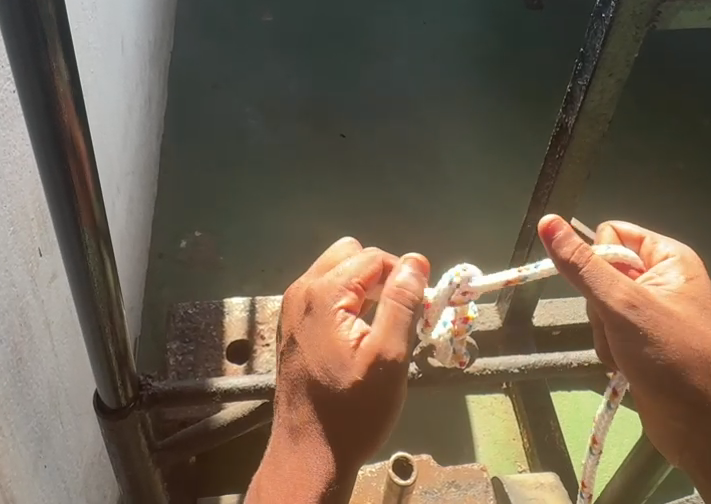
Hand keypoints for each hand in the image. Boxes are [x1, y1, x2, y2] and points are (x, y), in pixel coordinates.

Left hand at [249, 237, 430, 503]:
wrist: (308, 456)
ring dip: (363, 288)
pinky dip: (346, 301)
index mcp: (324, 293)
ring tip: (380, 327)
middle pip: (350, 255)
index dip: (401, 277)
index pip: (373, 258)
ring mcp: (293, 307)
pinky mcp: (293, 325)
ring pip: (336, 271)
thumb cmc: (352, 411)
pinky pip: (324, 292)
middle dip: (379, 276)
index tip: (417, 308)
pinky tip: (358, 336)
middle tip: (396, 315)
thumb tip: (415, 261)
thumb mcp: (389, 357)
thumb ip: (402, 303)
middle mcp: (302, 290)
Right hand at [539, 216, 710, 502]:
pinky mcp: (645, 343)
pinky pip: (608, 330)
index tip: (608, 289)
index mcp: (668, 258)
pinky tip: (625, 367)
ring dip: (603, 331)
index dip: (599, 258)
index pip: (611, 234)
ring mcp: (653, 314)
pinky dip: (610, 348)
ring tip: (625, 354)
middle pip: (601, 270)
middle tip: (619, 327)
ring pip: (600, 304)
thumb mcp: (623, 306)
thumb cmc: (675, 359)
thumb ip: (581, 265)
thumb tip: (547, 220)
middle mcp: (662, 280)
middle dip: (600, 304)